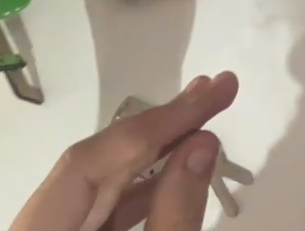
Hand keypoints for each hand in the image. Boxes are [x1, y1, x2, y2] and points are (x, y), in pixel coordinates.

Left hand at [11, 71, 238, 230]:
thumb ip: (173, 216)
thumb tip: (203, 142)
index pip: (88, 163)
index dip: (154, 125)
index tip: (213, 92)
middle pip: (87, 168)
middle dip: (155, 130)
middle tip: (216, 89)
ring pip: (92, 190)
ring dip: (150, 156)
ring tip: (205, 115)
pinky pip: (94, 216)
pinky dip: (137, 192)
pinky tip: (177, 168)